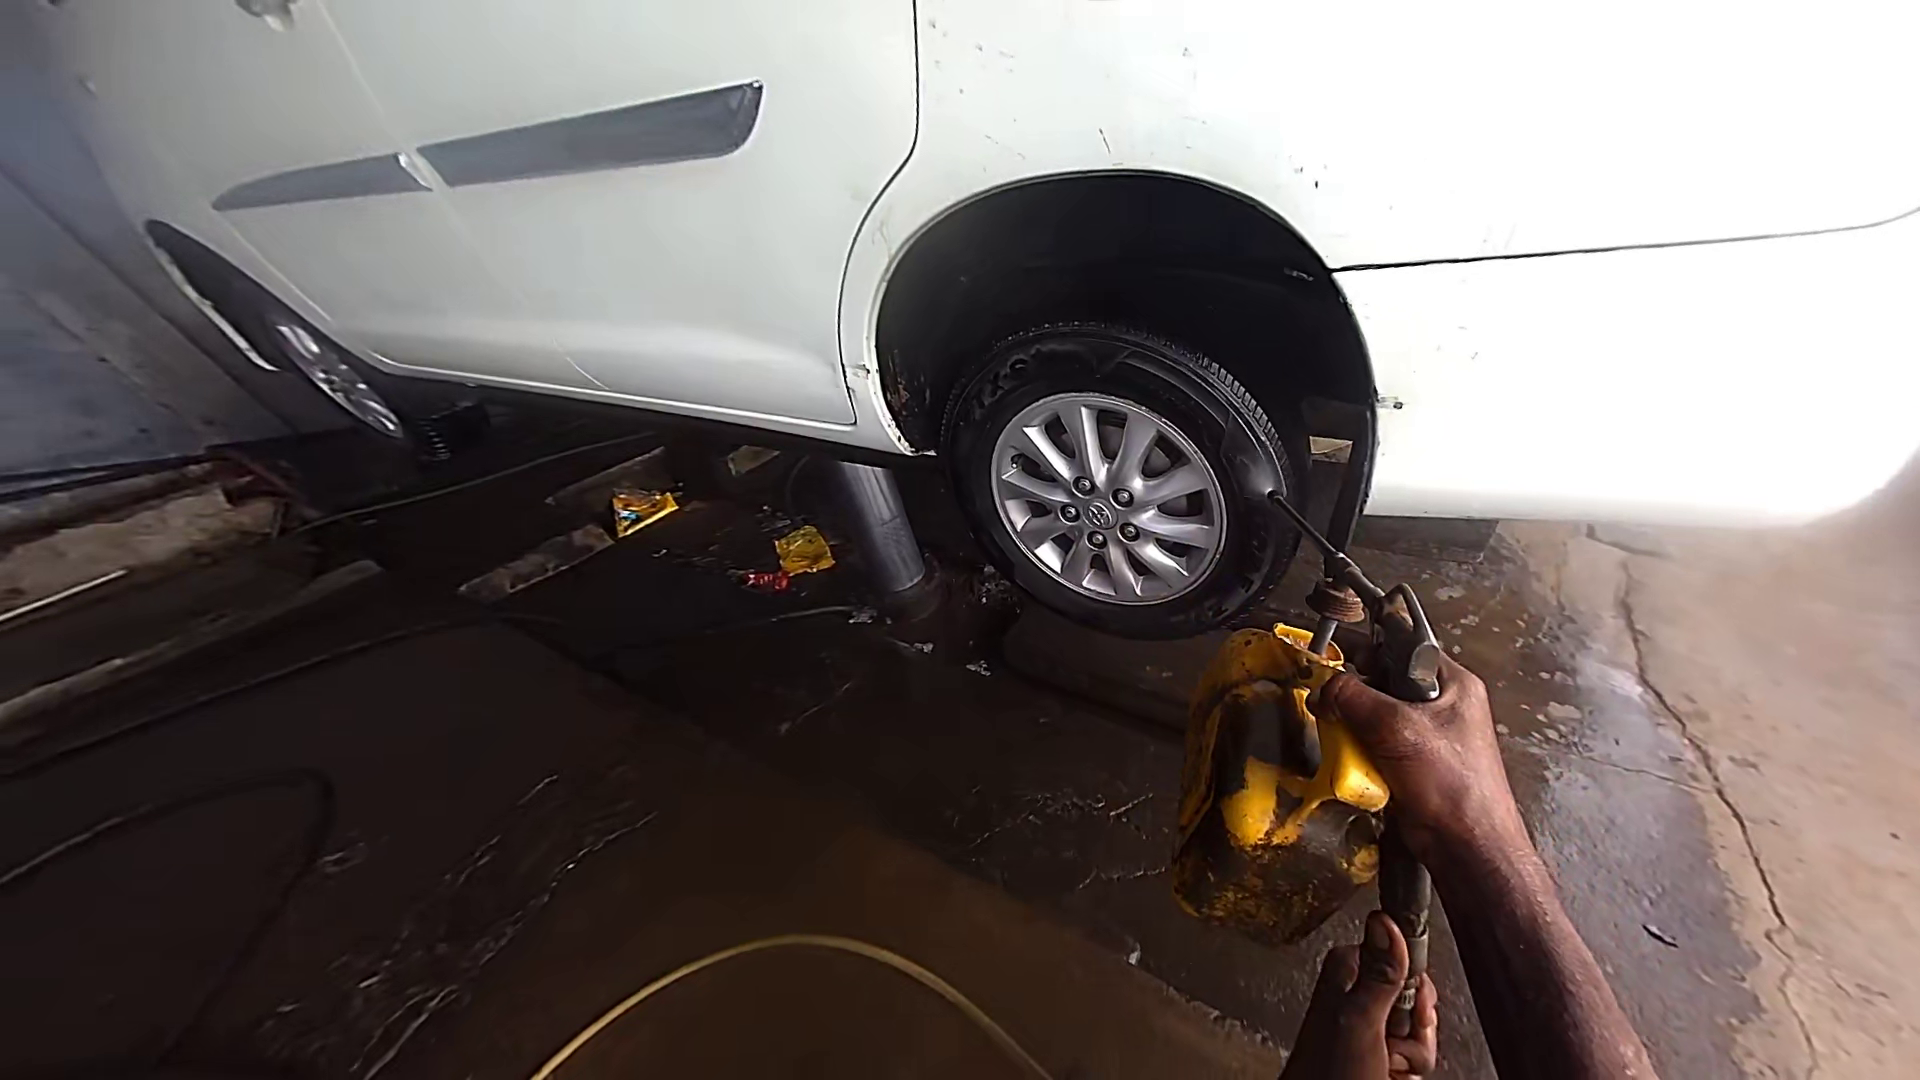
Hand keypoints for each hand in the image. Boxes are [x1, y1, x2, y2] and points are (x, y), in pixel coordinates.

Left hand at [1282, 911, 1438, 1078]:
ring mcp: (1368, 1021)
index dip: (1417, 995)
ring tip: (1383, 1067)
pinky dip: (1405, 1075)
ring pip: (1419, 1037)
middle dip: (1415, 1035)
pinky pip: (1413, 1060)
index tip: (1411, 1014)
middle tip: (1389, 1048)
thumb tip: (1384, 919)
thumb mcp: (1361, 1018)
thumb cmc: (1332, 1067)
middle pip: (1417, 1005)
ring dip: (1411, 1061)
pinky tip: (1385, 1076)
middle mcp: (1357, 988)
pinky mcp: (1377, 1048)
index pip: (1407, 963)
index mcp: (1349, 968)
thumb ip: (1379, 973)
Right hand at [1323, 654, 1528, 865]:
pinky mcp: (1405, 756)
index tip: (1331, 652)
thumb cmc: (1450, 784)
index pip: (1399, 644)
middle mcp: (1438, 701)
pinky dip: (1353, 743)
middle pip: (1377, 677)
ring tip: (1342, 734)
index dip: (1365, 645)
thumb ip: (1350, 694)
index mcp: (1450, 683)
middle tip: (1332, 701)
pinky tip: (1352, 755)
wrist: (1464, 847)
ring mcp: (1421, 731)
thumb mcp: (1394, 726)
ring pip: (1368, 708)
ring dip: (1349, 721)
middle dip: (1349, 690)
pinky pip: (1367, 736)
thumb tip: (1321, 685)